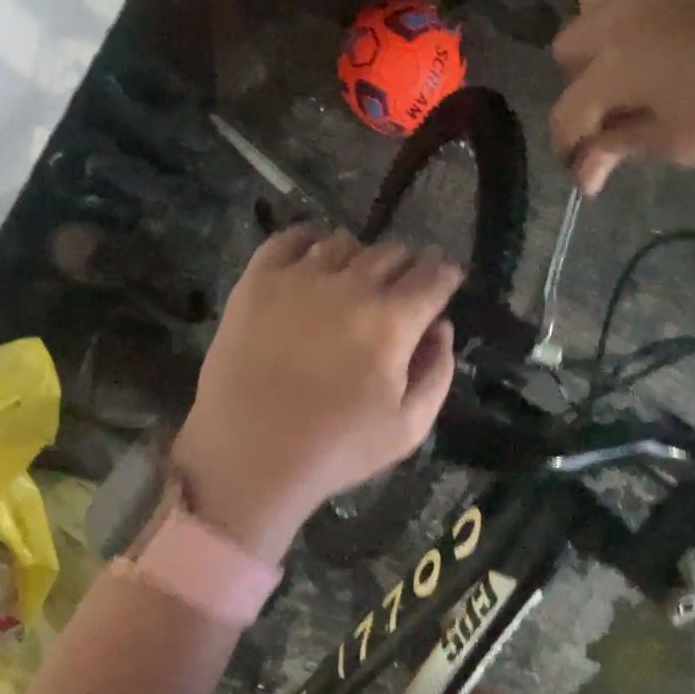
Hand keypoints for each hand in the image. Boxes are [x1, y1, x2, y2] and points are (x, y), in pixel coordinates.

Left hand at [171, 227, 461, 563]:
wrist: (248, 454)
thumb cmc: (335, 449)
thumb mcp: (409, 428)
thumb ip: (437, 371)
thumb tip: (441, 326)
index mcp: (391, 321)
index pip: (433, 275)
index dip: (446, 274)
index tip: (446, 280)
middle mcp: (349, 286)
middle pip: (392, 252)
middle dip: (407, 266)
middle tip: (402, 288)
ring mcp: (299, 278)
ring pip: (344, 242)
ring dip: (360, 257)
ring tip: (355, 280)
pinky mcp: (257, 281)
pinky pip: (291, 239)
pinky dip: (310, 242)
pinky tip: (313, 262)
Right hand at [550, 0, 694, 192]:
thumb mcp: (677, 143)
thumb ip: (622, 146)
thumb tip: (587, 165)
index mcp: (615, 68)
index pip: (568, 112)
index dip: (571, 147)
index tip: (585, 173)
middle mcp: (622, 12)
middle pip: (570, 46)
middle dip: (583, 81)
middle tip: (615, 107)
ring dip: (604, 20)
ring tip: (635, 43)